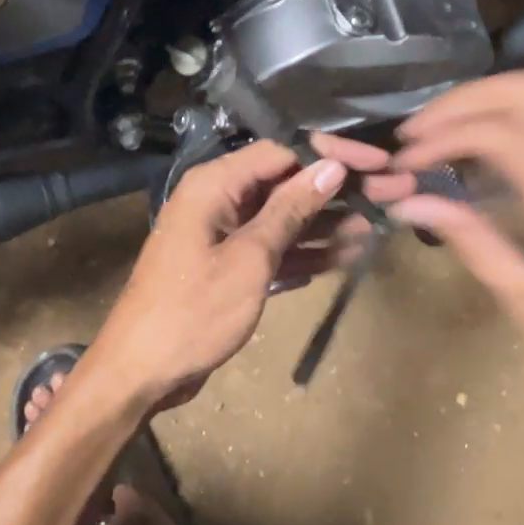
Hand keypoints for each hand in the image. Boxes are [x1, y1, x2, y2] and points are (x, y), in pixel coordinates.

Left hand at [88, 136, 411, 409]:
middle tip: (382, 199)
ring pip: (279, 220)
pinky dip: (300, 255)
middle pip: (281, 184)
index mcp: (213, 185)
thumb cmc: (193, 310)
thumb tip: (330, 168)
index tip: (372, 166)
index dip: (325, 158)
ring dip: (321, 227)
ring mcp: (220, 235)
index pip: (279, 152)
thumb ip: (289, 211)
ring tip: (371, 231)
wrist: (141, 371)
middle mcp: (216, 200)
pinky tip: (342, 259)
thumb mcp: (249, 259)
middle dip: (329, 194)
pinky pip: (269, 250)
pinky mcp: (226, 267)